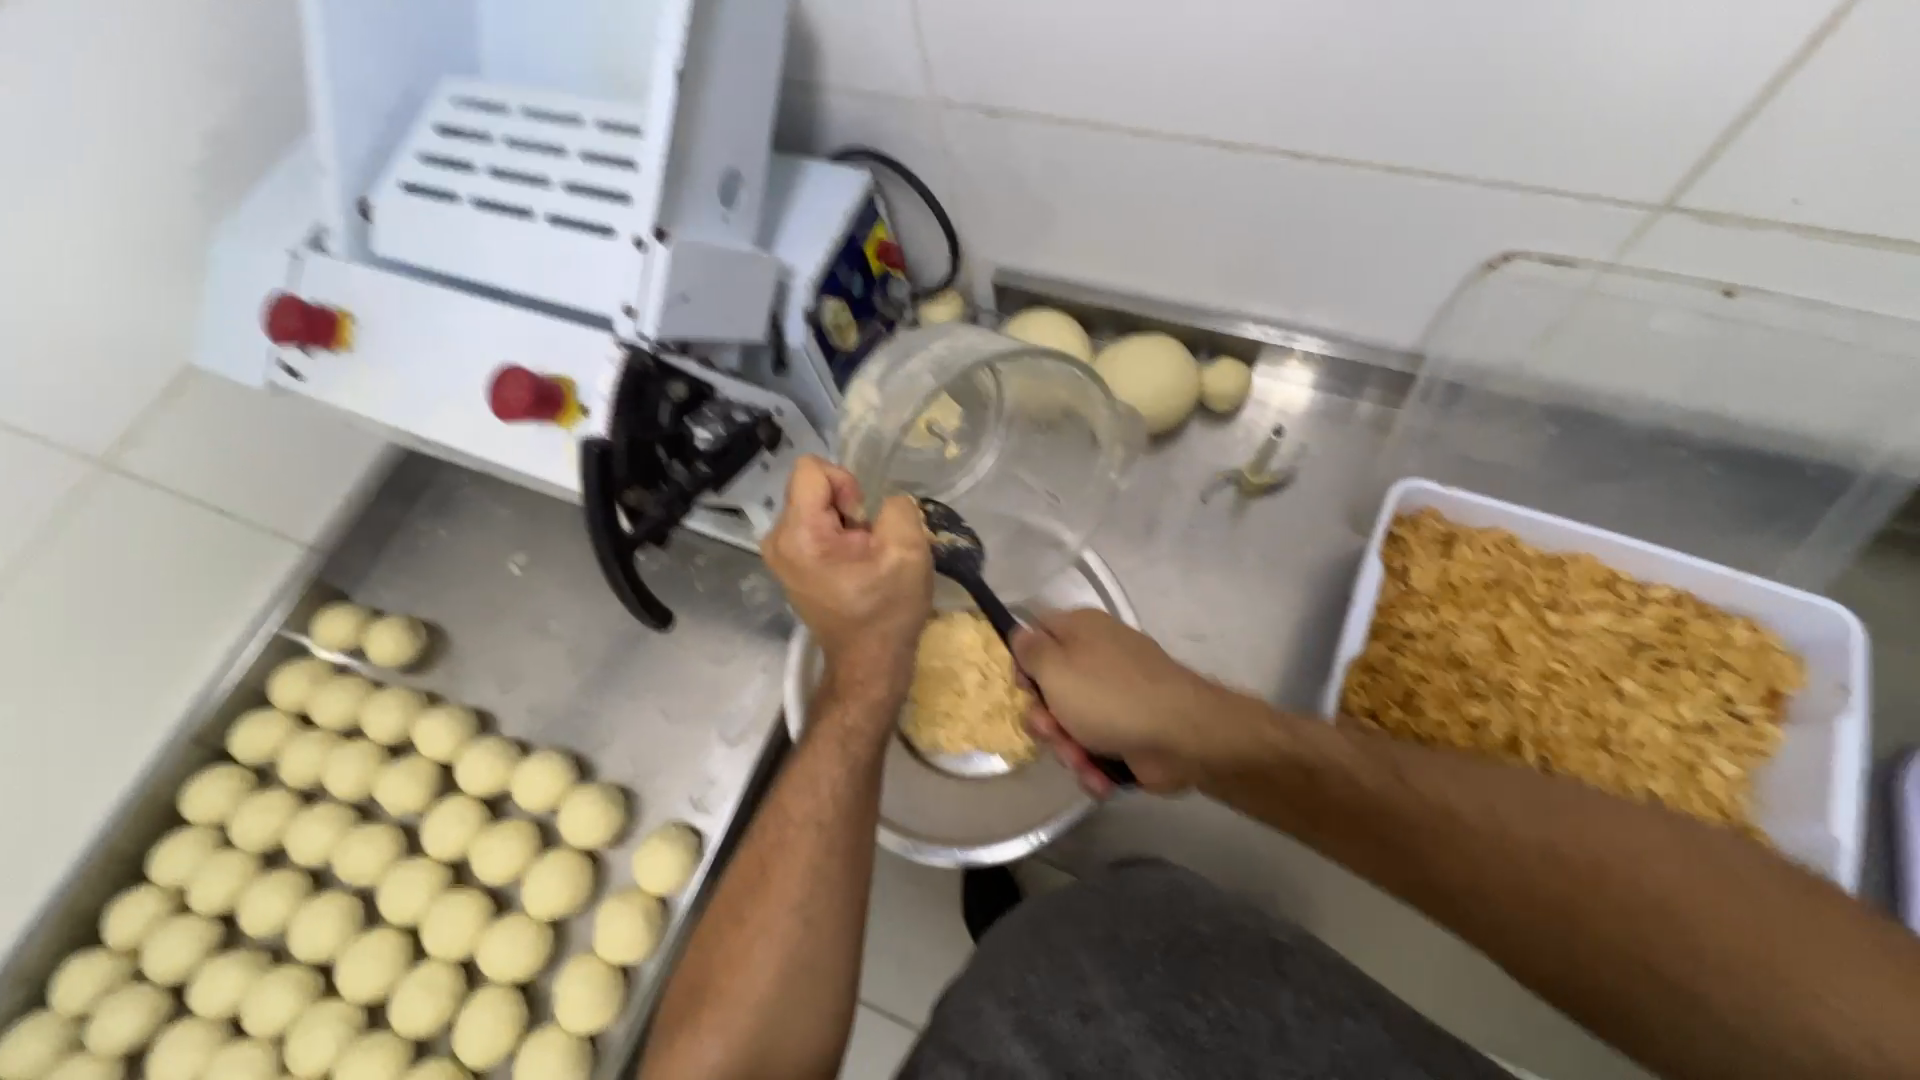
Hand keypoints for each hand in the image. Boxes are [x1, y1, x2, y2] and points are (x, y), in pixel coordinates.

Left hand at [761, 456, 931, 707]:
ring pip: (816, 507)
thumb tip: (882, 504)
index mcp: (797, 534)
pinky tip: (853, 568)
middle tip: (867, 547)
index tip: (863, 524)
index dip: (847, 484)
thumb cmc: (887, 611)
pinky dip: (837, 539)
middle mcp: (776, 540)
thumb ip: (897, 507)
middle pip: (812, 487)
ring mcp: (780, 555)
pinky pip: (814, 528)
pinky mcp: (790, 566)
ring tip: (862, 559)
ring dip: (845, 525)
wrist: (869, 664)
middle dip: (847, 507)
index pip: (811, 468)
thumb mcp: (908, 551)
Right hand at [1011, 609, 1234, 793]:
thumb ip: (1030, 650)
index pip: (1037, 636)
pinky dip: (1094, 764)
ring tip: (1082, 761)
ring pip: (1071, 723)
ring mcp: (1116, 696)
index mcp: (1080, 632)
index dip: (1024, 664)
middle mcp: (1098, 658)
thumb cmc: (1110, 698)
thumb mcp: (1056, 669)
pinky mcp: (1129, 730)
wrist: (1182, 737)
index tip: (1025, 689)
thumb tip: (1021, 634)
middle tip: (1053, 731)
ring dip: (1069, 749)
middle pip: (1051, 688)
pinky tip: (1100, 777)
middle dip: (1046, 720)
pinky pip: (1096, 745)